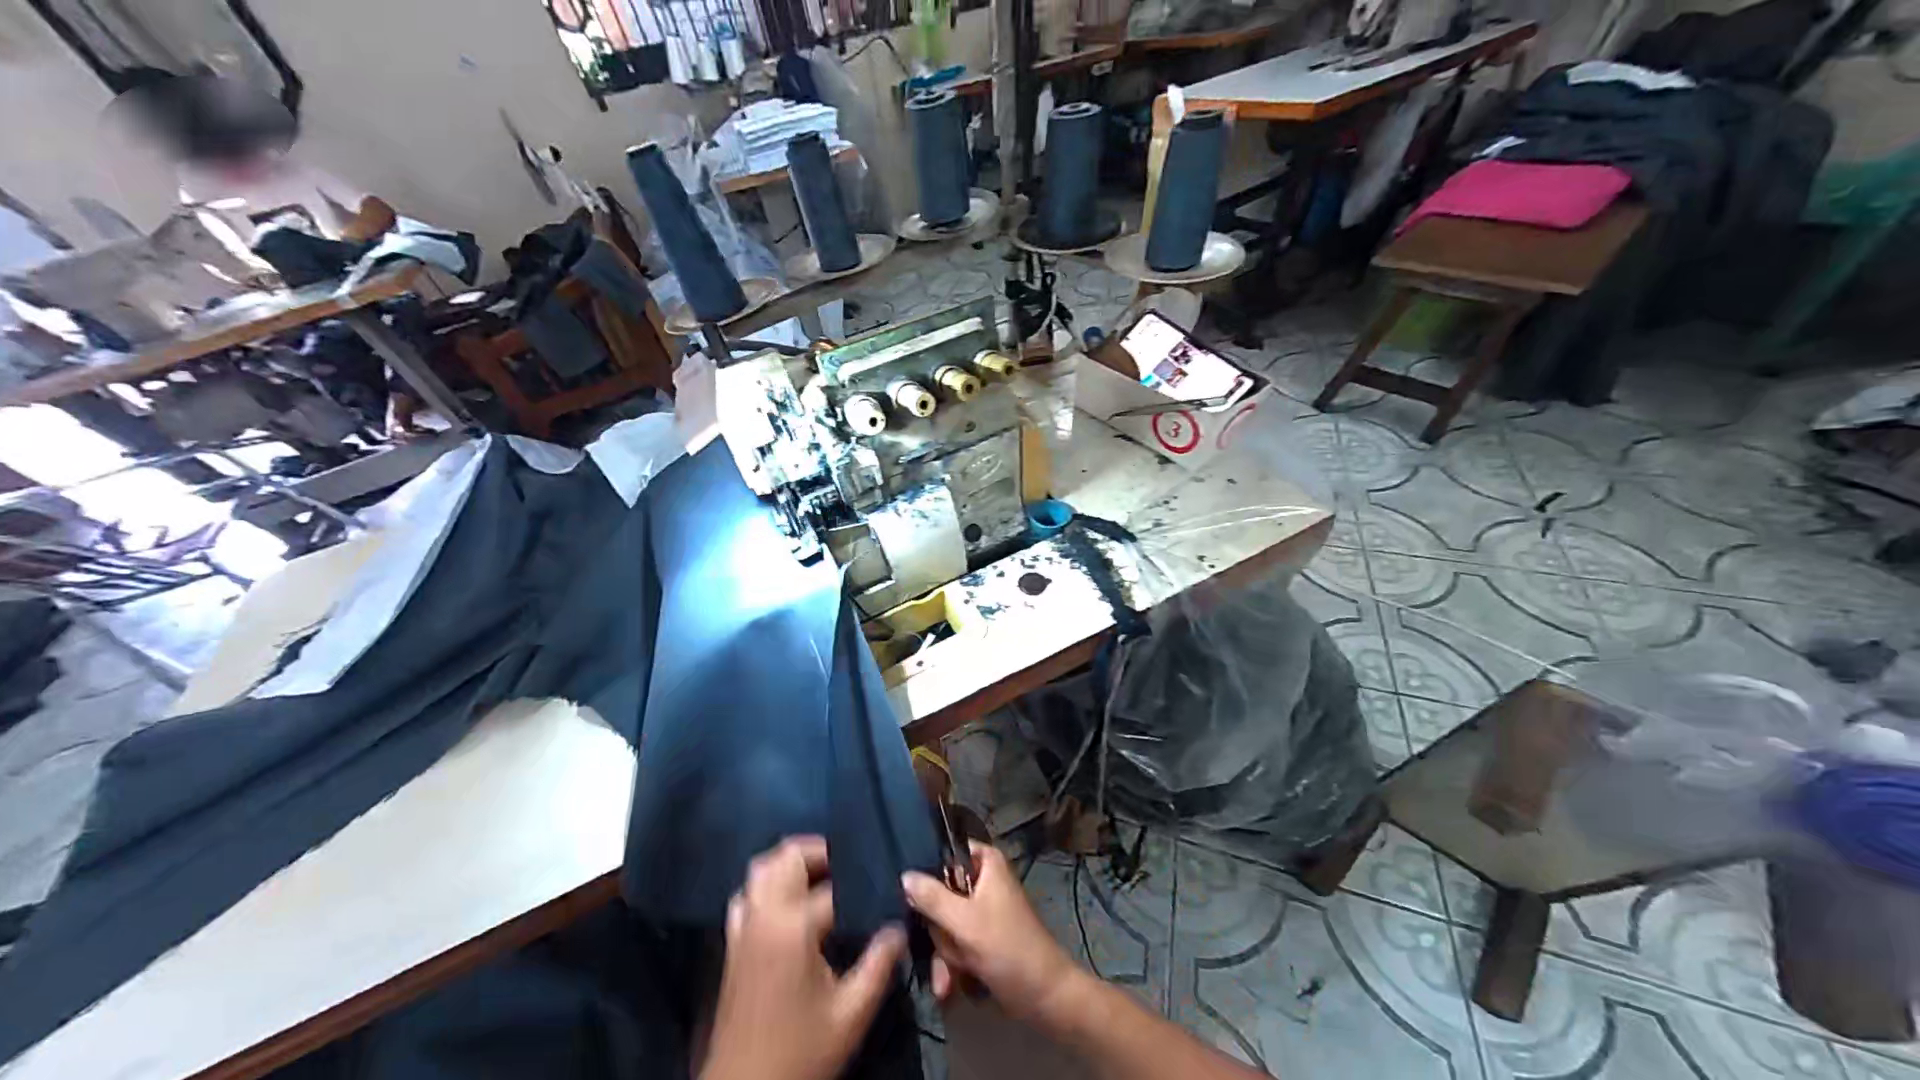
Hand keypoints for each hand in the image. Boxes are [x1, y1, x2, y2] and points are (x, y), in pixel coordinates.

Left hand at [701, 836, 906, 1079]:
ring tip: (824, 874)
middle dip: (821, 852)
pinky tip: (790, 903)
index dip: (864, 884)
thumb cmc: (800, 1054)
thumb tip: (898, 927)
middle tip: (851, 866)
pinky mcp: (732, 942)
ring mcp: (743, 927)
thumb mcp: (851, 1014)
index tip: (887, 887)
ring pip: (762, 869)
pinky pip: (747, 893)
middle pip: (788, 857)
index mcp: (794, 927)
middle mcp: (764, 915)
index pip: (835, 886)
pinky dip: (768, 885)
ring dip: (791, 862)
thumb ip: (879, 964)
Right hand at [901, 841, 1083, 1025]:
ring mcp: (981, 911)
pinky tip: (951, 986)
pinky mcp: (980, 938)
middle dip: (939, 929)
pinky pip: (954, 943)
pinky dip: (952, 964)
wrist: (1044, 997)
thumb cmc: (1007, 948)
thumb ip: (931, 897)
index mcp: (986, 862)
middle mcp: (983, 880)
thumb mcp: (964, 921)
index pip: (947, 849)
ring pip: (943, 922)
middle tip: (947, 945)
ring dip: (944, 953)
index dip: (928, 870)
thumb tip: (904, 875)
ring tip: (950, 978)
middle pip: (940, 891)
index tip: (911, 892)